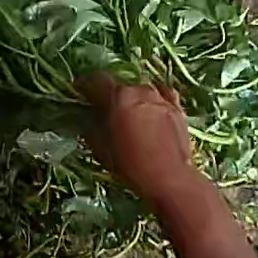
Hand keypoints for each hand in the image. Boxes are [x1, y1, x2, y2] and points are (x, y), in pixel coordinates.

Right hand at [75, 72, 205, 213]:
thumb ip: (92, 128)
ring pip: (141, 90)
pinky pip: (162, 96)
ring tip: (127, 114)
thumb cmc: (131, 164)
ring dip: (132, 99)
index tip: (79, 89)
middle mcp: (140, 91)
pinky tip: (151, 107)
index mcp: (119, 97)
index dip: (86, 84)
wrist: (170, 177)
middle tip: (103, 109)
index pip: (97, 80)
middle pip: (120, 86)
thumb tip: (89, 120)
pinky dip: (153, 100)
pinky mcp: (177, 108)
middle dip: (110, 95)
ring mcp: (161, 98)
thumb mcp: (101, 149)